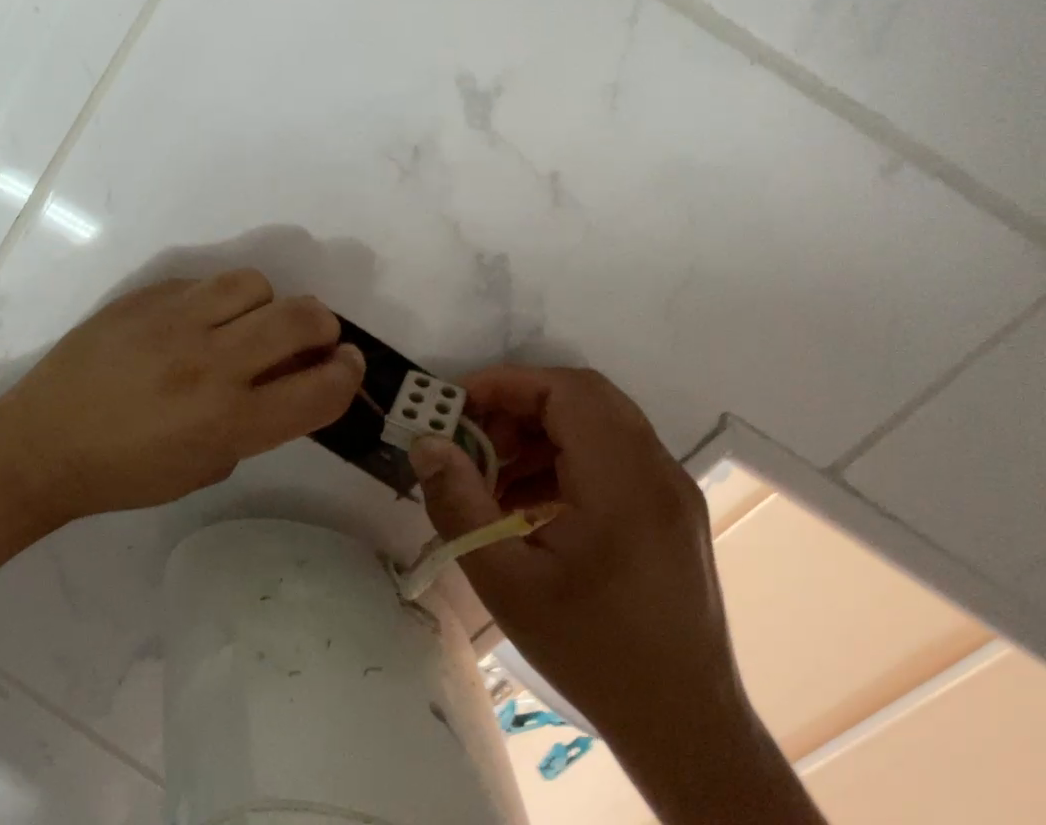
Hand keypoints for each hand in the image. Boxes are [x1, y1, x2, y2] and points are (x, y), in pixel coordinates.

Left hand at [0, 270, 365, 522]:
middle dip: (322, 328)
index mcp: (230, 421)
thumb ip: (253, 428)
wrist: (44, 443)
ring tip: (247, 325)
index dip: (347, 376)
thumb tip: (286, 386)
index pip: (322, 388)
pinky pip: (202, 283)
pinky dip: (214, 300)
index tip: (344, 367)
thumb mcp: (203, 469)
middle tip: (311, 339)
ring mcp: (175, 322)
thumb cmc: (123, 474)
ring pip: (254, 285)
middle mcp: (212, 364)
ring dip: (266, 305)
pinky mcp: (144, 298)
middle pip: (302, 319)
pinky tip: (194, 323)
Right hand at [407, 365, 743, 744]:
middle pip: (584, 400)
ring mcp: (670, 495)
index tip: (452, 410)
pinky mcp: (667, 515)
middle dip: (514, 407)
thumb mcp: (504, 578)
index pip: (568, 391)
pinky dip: (558, 461)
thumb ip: (459, 502)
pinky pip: (609, 460)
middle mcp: (659, 475)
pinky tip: (521, 506)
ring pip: (597, 427)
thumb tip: (426, 443)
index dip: (504, 384)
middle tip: (465, 440)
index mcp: (626, 484)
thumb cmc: (589, 650)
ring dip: (534, 435)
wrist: (681, 722)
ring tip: (485, 477)